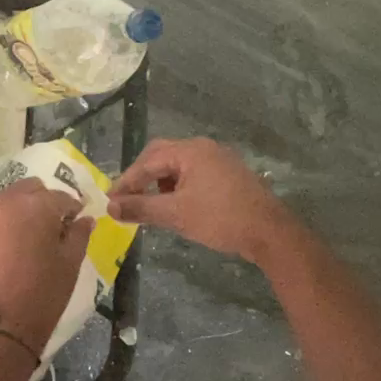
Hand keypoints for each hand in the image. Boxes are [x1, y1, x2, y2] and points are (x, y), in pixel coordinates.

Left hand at [0, 179, 92, 351]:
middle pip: (29, 188)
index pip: (61, 197)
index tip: (75, 221)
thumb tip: (85, 219)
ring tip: (24, 236)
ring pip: (4, 200)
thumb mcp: (70, 263)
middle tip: (49, 226)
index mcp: (37, 206)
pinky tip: (3, 248)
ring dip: (18, 210)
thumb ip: (79, 234)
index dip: (71, 208)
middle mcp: (6, 202)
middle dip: (42, 201)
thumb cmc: (43, 294)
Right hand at [109, 138, 301, 267]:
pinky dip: (178, 186)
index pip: (147, 161)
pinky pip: (193, 173)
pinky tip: (176, 205)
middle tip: (126, 197)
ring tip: (150, 204)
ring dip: (160, 181)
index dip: (126, 181)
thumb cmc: (220, 219)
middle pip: (161, 155)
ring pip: (178, 165)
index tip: (110, 199)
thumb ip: (141, 208)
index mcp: (189, 151)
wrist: (270, 232)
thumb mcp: (176, 215)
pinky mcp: (228, 174)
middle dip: (141, 176)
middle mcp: (203, 148)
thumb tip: (110, 206)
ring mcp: (219, 159)